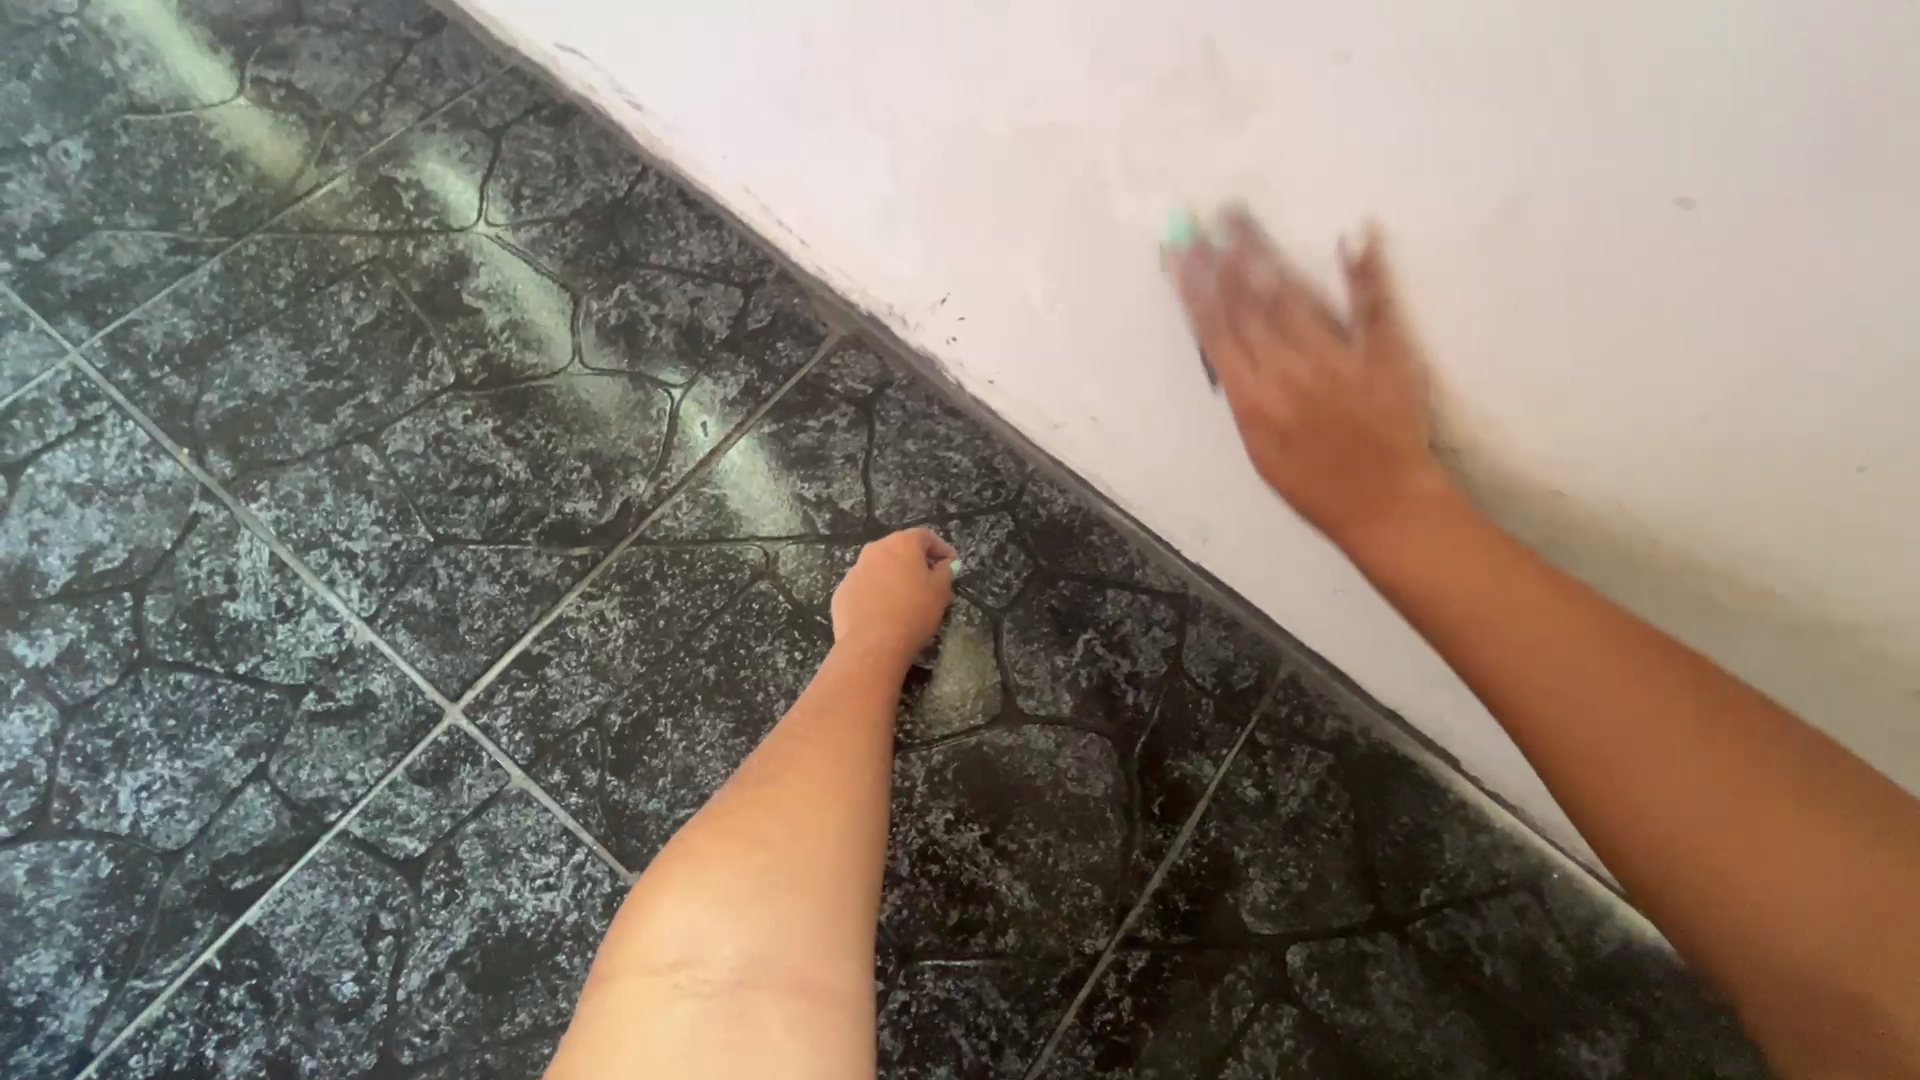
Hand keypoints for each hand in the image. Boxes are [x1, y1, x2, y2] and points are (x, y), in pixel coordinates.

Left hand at [830, 528, 957, 665]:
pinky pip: (865, 587)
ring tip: (906, 601)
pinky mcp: (842, 591)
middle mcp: (875, 550)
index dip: (942, 549)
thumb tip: (944, 564)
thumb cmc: (913, 612)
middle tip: (931, 583)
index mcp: (901, 544)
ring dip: (895, 578)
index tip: (952, 564)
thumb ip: (945, 571)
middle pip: (900, 550)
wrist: (871, 644)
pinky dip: (876, 594)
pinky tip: (884, 613)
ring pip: (880, 568)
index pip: (926, 537)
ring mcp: (855, 570)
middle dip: (917, 563)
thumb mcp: (940, 591)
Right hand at [1165, 207, 1454, 548]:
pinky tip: (1351, 234)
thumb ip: (1245, 398)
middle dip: (1220, 261)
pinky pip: (1373, 307)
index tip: (1178, 256)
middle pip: (1247, 307)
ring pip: (1293, 298)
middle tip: (1201, 221)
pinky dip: (1363, 272)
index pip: (1216, 332)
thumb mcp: (1259, 451)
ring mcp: (1338, 359)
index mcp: (1253, 400)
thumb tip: (1228, 353)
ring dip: (1264, 256)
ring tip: (1239, 221)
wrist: (1382, 503)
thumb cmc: (1311, 485)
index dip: (1195, 290)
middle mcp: (1289, 372)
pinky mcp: (1385, 354)